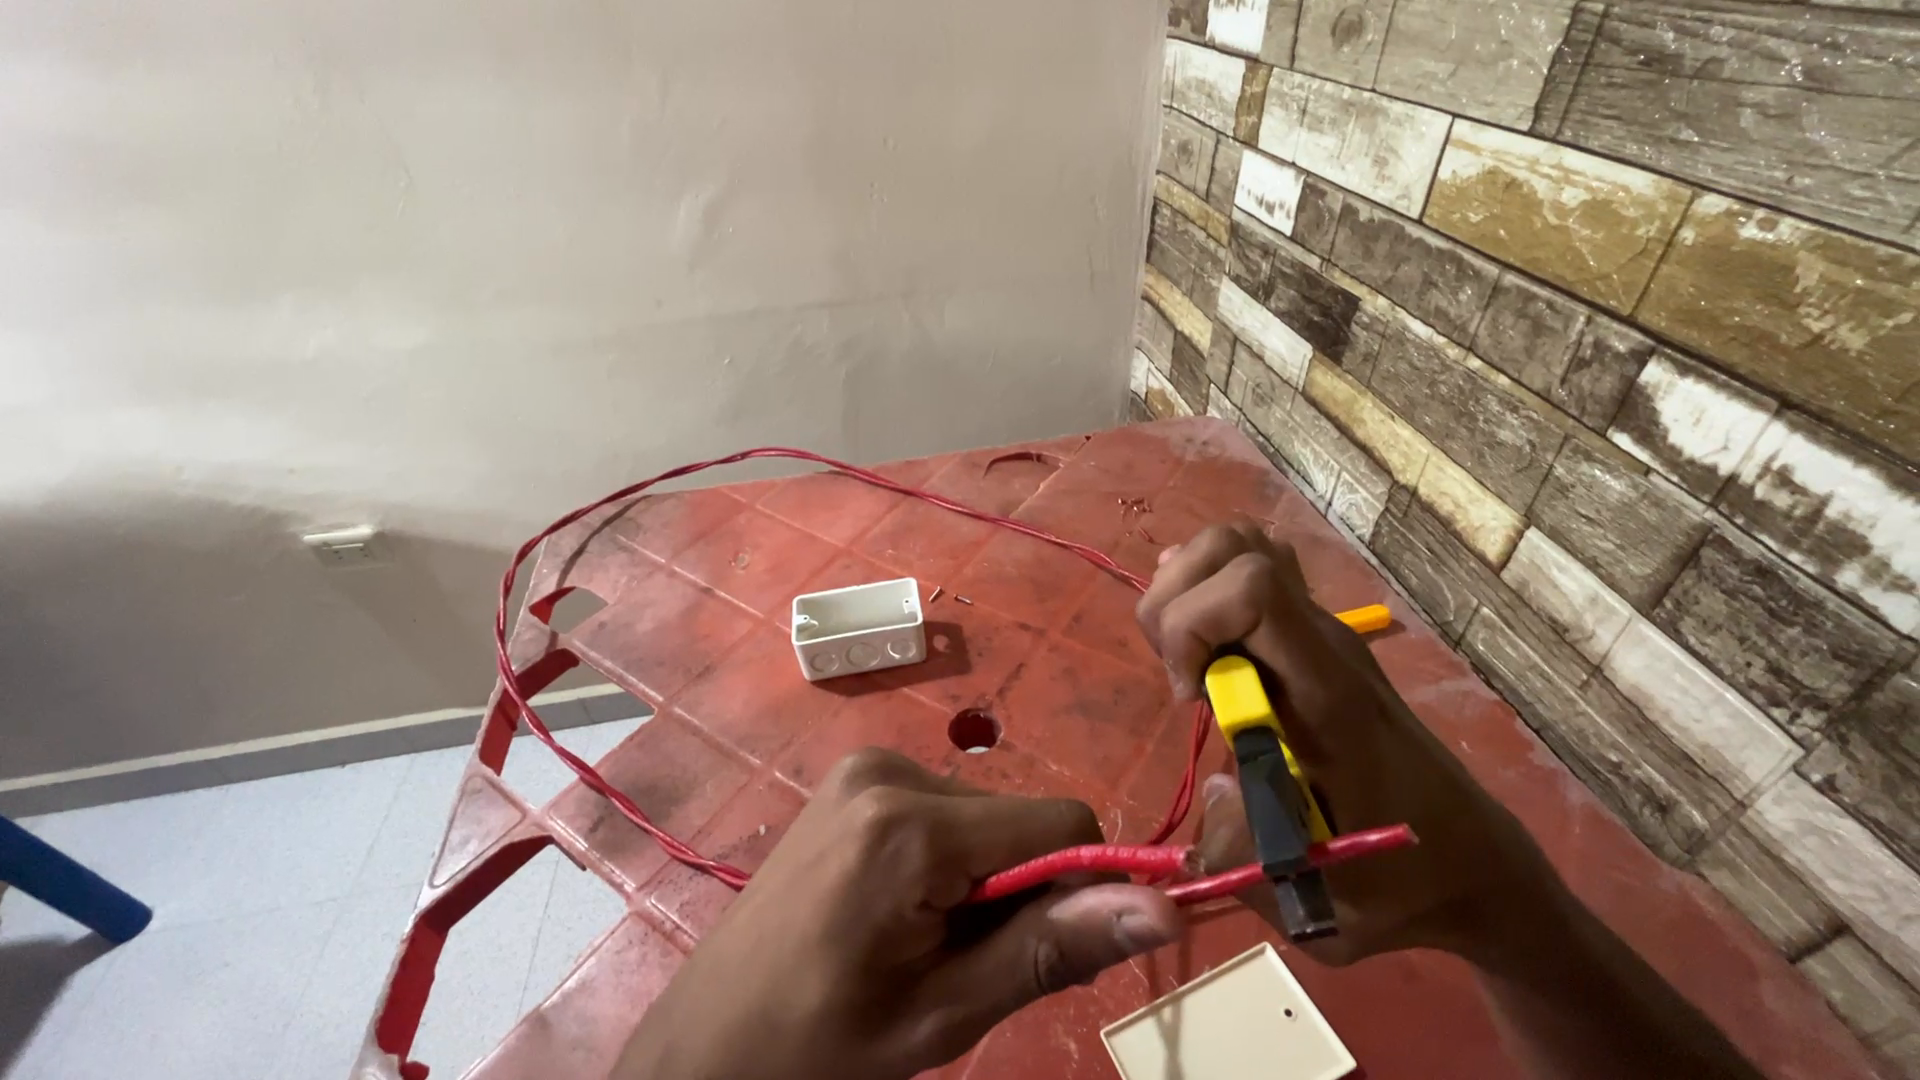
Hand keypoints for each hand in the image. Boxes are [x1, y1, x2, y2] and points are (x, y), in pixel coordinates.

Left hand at [615, 749, 1182, 1079]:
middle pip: (1019, 818)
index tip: (1055, 948)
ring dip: (984, 875)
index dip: (1084, 882)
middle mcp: (890, 770)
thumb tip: (1162, 907)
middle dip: (1020, 887)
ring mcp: (865, 766)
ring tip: (925, 937)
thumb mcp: (944, 1013)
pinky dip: (950, 856)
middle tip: (965, 960)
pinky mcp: (854, 776)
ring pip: (985, 814)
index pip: (1062, 820)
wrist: (710, 1042)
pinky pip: (943, 807)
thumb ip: (1051, 949)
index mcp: (911, 826)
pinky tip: (903, 906)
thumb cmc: (824, 1043)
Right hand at [1136, 524, 1551, 966]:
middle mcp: (1324, 641)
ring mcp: (1322, 629)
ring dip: (1187, 587)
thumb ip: (1241, 850)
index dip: (1192, 625)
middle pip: (1234, 547)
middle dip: (1174, 604)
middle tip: (1183, 679)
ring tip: (1187, 655)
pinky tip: (1206, 641)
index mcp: (1328, 693)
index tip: (1189, 697)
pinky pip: (1253, 566)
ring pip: (1240, 542)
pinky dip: (1208, 583)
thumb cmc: (1399, 880)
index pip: (1253, 589)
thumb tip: (1210, 784)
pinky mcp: (1313, 635)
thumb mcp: (1318, 901)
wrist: (1471, 860)